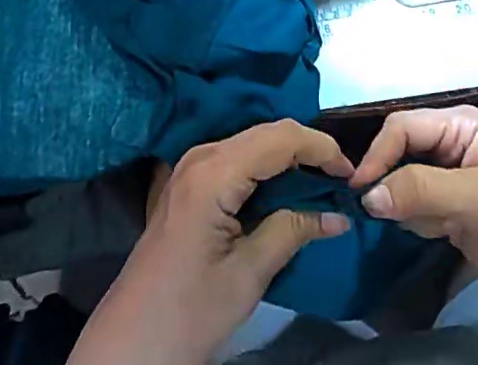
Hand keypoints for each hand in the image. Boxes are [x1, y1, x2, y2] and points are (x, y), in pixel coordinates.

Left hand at [68, 120, 354, 364]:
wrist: (127, 345)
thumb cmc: (187, 314)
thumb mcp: (247, 276)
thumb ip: (292, 231)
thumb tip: (338, 215)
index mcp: (213, 173)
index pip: (279, 138)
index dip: (320, 148)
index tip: (350, 173)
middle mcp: (201, 155)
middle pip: (267, 133)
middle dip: (308, 149)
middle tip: (341, 179)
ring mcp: (191, 166)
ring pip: (253, 142)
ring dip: (289, 156)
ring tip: (322, 182)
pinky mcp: (189, 181)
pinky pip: (238, 158)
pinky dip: (268, 166)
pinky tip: (288, 187)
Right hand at [348, 105, 477, 324]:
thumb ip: (425, 190)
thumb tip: (366, 194)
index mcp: (460, 126)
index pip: (403, 128)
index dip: (378, 154)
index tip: (358, 191)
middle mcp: (450, 147)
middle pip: (398, 153)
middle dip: (385, 180)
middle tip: (371, 213)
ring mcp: (451, 183)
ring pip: (401, 184)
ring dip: (398, 205)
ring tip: (414, 226)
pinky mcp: (451, 216)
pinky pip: (414, 211)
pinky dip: (410, 223)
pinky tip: (430, 235)